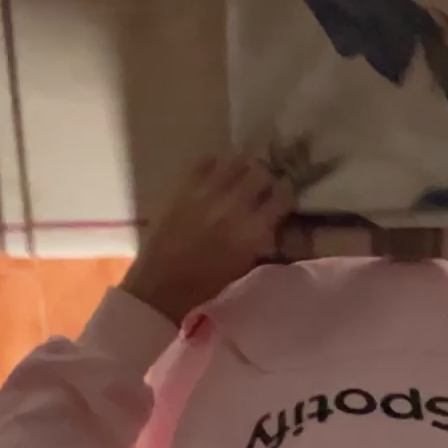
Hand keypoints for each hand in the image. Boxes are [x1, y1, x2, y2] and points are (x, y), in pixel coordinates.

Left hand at [119, 155, 293, 324]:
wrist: (162, 286)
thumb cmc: (207, 284)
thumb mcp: (247, 265)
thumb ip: (264, 239)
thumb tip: (273, 222)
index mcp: (255, 228)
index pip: (283, 195)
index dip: (285, 194)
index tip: (280, 198)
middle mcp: (236, 205)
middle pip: (261, 172)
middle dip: (264, 178)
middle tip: (260, 186)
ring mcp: (209, 192)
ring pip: (236, 161)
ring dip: (241, 169)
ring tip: (237, 178)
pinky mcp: (185, 188)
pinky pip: (205, 161)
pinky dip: (214, 166)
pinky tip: (214, 177)